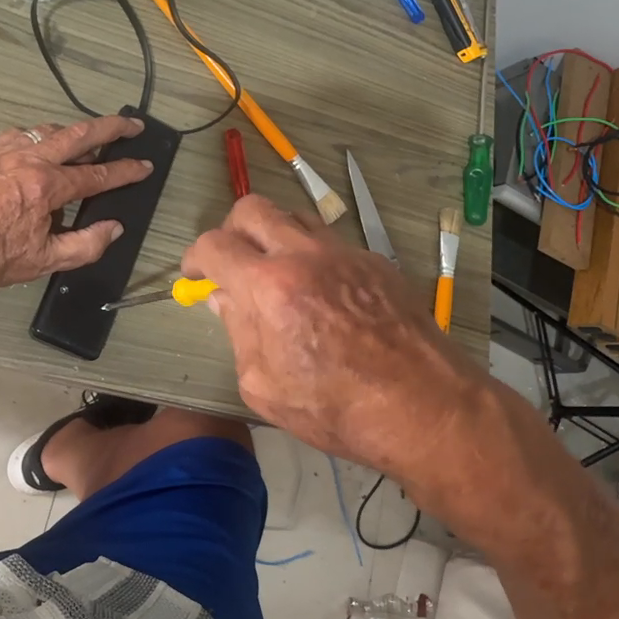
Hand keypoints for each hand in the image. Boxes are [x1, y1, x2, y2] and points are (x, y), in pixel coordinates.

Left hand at [0, 116, 152, 292]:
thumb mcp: (43, 261)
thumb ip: (85, 245)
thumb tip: (113, 228)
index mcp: (47, 187)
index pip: (98, 176)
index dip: (126, 171)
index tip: (145, 166)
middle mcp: (29, 160)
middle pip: (79, 134)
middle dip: (111, 127)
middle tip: (133, 123)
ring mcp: (5, 151)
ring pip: (49, 130)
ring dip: (75, 132)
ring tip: (89, 139)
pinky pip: (21, 135)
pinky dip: (41, 137)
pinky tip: (41, 146)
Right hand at [182, 195, 488, 475]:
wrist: (423, 407)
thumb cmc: (336, 409)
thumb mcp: (263, 386)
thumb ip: (237, 333)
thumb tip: (225, 300)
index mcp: (269, 286)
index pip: (214, 245)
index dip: (195, 257)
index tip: (195, 274)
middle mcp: (305, 255)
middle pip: (252, 209)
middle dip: (231, 231)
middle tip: (231, 262)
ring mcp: (345, 254)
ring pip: (295, 216)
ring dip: (274, 236)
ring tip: (276, 273)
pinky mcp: (376, 262)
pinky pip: (332, 242)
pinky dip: (313, 256)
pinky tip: (321, 294)